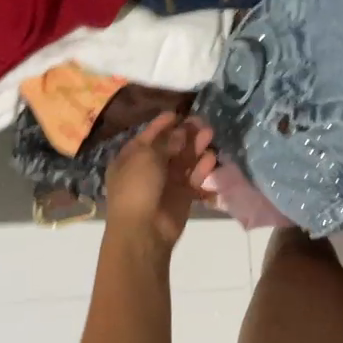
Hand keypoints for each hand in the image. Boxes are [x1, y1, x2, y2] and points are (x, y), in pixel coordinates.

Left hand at [103, 114, 216, 254]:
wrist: (143, 229)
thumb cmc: (137, 187)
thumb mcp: (146, 157)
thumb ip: (166, 142)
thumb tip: (182, 132)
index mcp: (130, 157)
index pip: (148, 136)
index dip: (162, 124)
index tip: (178, 113)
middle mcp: (148, 168)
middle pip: (169, 146)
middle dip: (184, 134)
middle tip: (202, 122)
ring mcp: (166, 183)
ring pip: (183, 160)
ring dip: (196, 147)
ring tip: (210, 133)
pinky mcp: (182, 196)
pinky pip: (193, 178)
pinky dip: (202, 168)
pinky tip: (212, 157)